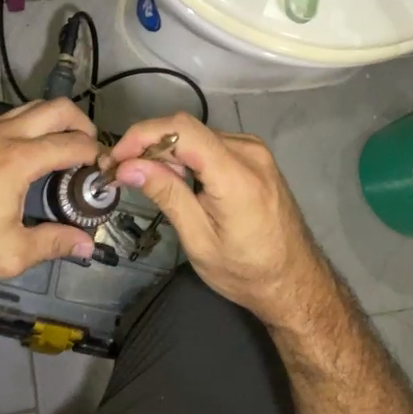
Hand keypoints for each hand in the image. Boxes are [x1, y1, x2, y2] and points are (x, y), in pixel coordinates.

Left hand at [0, 99, 101, 281]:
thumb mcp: (11, 252)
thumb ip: (54, 243)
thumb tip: (86, 244)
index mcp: (16, 160)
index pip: (71, 143)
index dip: (95, 153)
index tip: (102, 166)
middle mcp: (1, 135)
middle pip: (56, 108)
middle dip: (82, 122)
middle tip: (89, 146)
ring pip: (29, 107)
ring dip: (53, 120)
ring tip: (62, 146)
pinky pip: (5, 117)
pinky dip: (26, 125)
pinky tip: (25, 152)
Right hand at [111, 115, 327, 330]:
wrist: (297, 283)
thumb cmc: (247, 272)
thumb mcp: (199, 240)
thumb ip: (166, 194)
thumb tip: (127, 166)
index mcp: (236, 175)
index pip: (181, 130)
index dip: (142, 135)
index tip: (116, 158)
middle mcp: (248, 151)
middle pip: (186, 130)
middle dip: (148, 146)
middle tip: (123, 173)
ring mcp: (254, 150)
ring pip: (196, 134)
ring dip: (167, 151)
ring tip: (150, 181)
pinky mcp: (254, 154)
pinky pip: (210, 142)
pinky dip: (187, 155)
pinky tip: (179, 180)